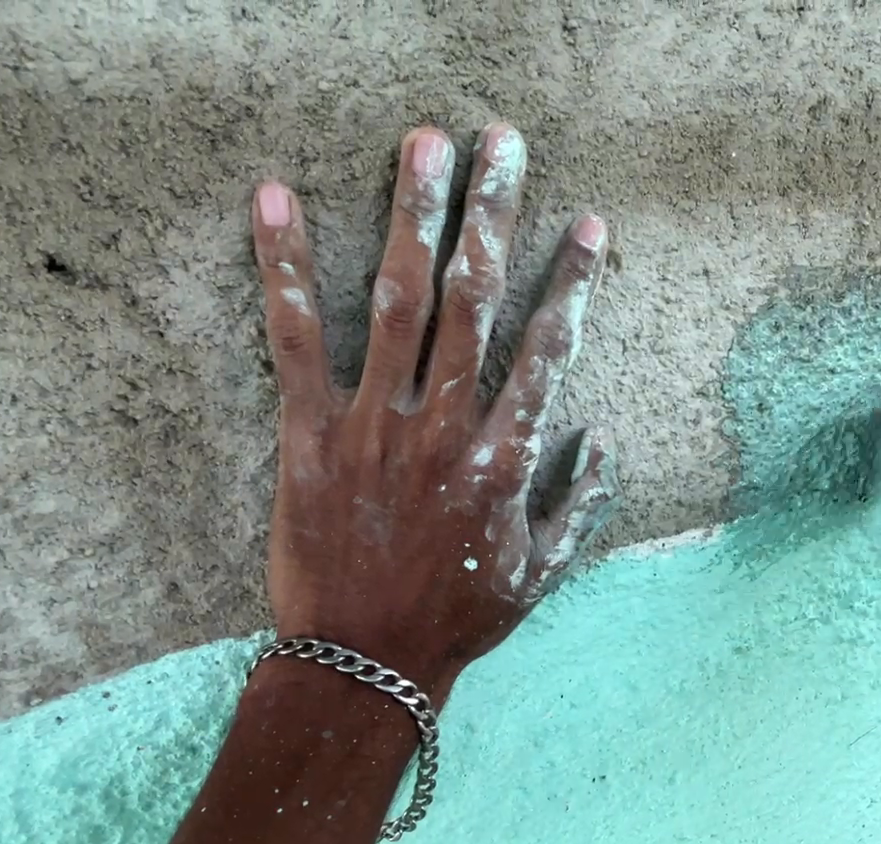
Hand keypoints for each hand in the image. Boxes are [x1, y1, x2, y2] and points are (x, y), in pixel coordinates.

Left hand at [250, 123, 615, 689]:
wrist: (368, 661)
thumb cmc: (463, 616)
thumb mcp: (545, 570)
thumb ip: (585, 503)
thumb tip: (605, 437)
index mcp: (506, 461)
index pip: (548, 352)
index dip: (572, 283)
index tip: (587, 225)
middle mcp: (447, 428)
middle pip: (476, 303)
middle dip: (494, 216)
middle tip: (503, 144)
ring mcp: (376, 427)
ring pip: (399, 303)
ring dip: (412, 215)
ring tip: (424, 145)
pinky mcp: (310, 438)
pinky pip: (294, 342)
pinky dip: (281, 268)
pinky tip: (274, 198)